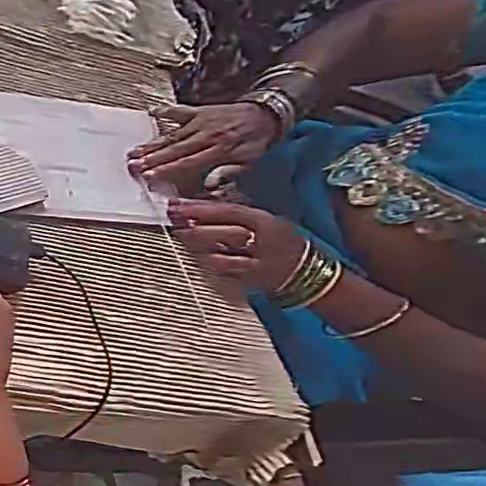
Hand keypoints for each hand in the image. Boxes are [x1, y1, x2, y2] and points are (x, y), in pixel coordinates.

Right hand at [128, 102, 279, 190]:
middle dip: (152, 158)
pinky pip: (180, 111)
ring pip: (172, 134)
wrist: (268, 113)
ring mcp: (201, 121)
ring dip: (152, 144)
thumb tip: (210, 184)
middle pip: (174, 149)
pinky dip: (165, 111)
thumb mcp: (250, 161)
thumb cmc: (257, 140)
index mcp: (220, 149)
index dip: (167, 169)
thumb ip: (228, 172)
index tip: (150, 175)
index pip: (187, 162)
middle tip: (133, 165)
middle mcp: (207, 134)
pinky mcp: (199, 111)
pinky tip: (152, 113)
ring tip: (135, 152)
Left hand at [167, 199, 307, 291]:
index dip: (201, 208)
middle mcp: (264, 241)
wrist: (312, 275)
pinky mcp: (253, 280)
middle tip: (173, 219)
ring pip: (220, 254)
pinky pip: (226, 271)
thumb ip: (239, 217)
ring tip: (180, 236)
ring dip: (197, 245)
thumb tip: (201, 209)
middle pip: (222, 231)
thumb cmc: (284, 244)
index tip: (178, 205)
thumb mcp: (268, 222)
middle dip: (193, 225)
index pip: (230, 212)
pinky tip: (197, 257)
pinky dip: (209, 263)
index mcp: (267, 221)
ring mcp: (258, 262)